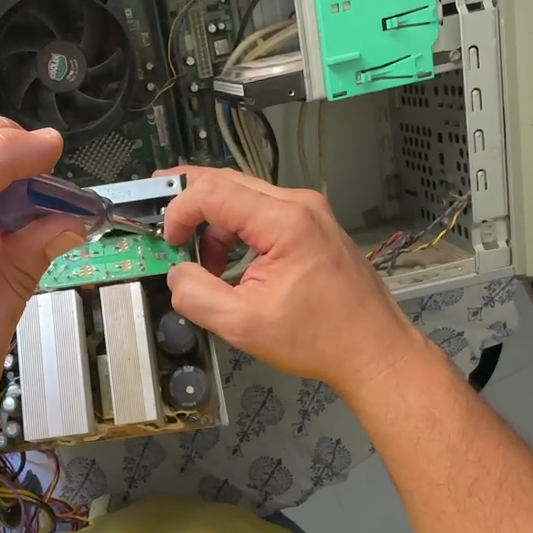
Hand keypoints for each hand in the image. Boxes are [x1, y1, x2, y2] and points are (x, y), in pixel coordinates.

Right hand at [161, 168, 429, 397]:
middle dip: (190, 201)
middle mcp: (300, 206)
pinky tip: (232, 263)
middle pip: (228, 182)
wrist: (372, 350)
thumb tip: (176, 275)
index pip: (213, 191)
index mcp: (285, 222)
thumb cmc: (320, 339)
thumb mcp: (242, 325)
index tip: (168, 240)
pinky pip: (263, 212)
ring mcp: (311, 213)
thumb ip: (196, 295)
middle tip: (160, 211)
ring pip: (244, 196)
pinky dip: (237, 230)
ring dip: (215, 223)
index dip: (180, 210)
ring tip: (206, 263)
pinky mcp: (313, 226)